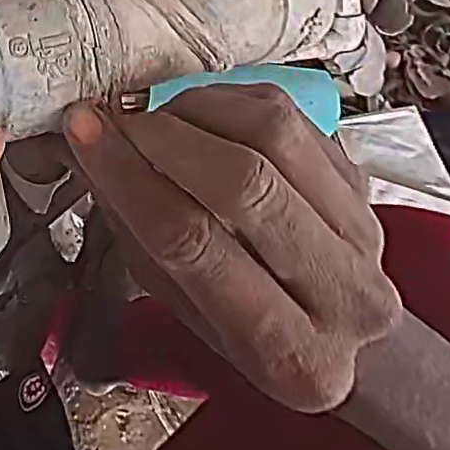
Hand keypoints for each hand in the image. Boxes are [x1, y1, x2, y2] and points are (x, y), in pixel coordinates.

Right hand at [62, 84, 399, 412]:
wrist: (330, 320)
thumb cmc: (237, 319)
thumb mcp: (174, 298)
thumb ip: (133, 225)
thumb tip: (84, 145)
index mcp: (283, 350)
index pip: (191, 243)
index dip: (126, 175)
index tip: (83, 129)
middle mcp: (344, 293)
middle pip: (244, 183)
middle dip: (163, 137)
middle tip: (116, 118)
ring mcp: (367, 229)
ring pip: (271, 132)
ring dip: (193, 109)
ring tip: (153, 116)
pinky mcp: (361, 175)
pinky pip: (287, 112)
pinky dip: (224, 99)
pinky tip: (191, 112)